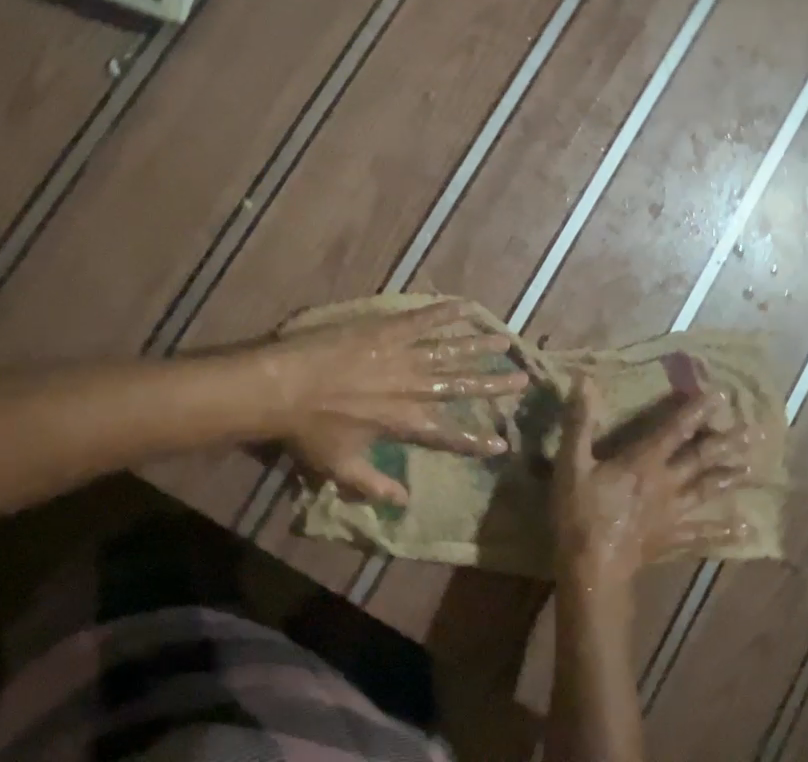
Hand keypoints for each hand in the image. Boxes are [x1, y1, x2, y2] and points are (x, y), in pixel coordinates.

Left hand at [260, 300, 529, 504]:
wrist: (284, 384)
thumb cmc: (309, 430)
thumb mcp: (341, 467)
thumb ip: (375, 485)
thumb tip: (405, 502)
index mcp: (403, 421)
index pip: (448, 433)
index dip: (476, 440)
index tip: (503, 443)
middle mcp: (411, 387)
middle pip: (460, 385)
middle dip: (492, 385)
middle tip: (523, 380)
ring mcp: (400, 354)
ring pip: (449, 350)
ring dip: (478, 347)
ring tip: (506, 342)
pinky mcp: (386, 329)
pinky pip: (422, 319)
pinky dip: (446, 312)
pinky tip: (467, 306)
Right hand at [553, 376, 750, 584]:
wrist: (594, 567)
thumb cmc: (580, 512)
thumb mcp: (571, 463)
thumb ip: (580, 422)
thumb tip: (583, 379)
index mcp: (643, 461)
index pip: (674, 429)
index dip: (695, 410)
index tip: (719, 394)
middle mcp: (666, 482)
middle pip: (700, 459)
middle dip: (724, 443)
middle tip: (752, 431)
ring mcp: (674, 512)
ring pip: (707, 490)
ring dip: (729, 477)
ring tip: (752, 467)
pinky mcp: (673, 538)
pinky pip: (703, 533)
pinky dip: (724, 530)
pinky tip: (746, 528)